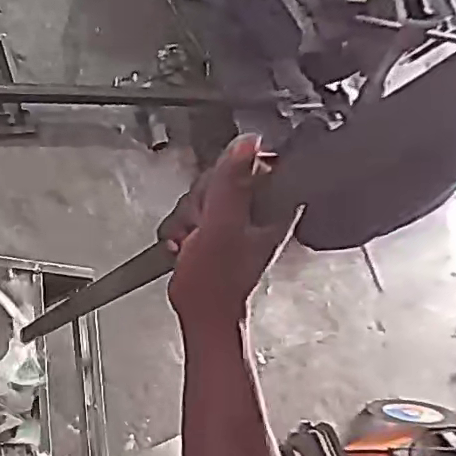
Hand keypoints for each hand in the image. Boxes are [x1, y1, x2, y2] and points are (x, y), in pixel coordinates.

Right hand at [163, 133, 300, 331]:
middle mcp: (258, 208)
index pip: (249, 161)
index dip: (224, 175)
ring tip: (192, 240)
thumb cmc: (218, 283)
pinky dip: (180, 227)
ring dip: (187, 218)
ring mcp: (234, 219)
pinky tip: (185, 243)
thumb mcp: (223, 226)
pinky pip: (189, 211)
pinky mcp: (213, 229)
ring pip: (200, 195)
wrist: (202, 313)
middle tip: (202, 226)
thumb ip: (232, 183)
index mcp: (275, 203)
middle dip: (199, 202)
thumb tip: (246, 143)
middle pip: (218, 177)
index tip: (216, 198)